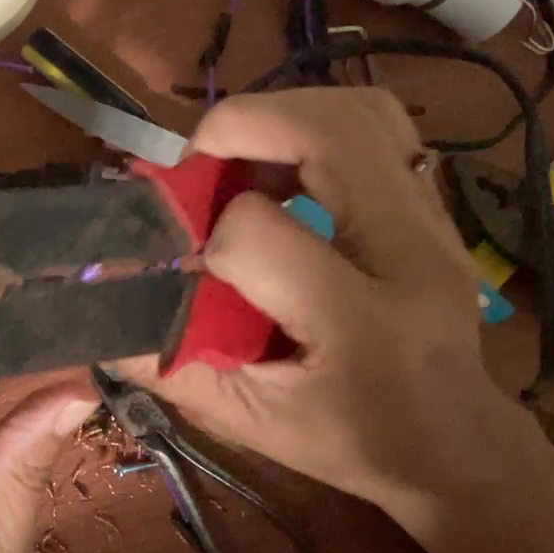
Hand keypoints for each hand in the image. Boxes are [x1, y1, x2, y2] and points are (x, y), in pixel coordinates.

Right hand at [113, 88, 538, 513]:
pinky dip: (312, 123)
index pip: (259, 232)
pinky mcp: (433, 202)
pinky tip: (277, 163)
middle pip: (330, 133)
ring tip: (234, 157)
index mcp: (363, 324)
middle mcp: (411, 254)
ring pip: (359, 111)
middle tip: (193, 162)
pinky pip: (375, 124)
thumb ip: (170, 363)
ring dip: (278, 115)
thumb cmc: (347, 437)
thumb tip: (99, 304)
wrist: (454, 441)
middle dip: (242, 126)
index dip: (203, 233)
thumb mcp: (248, 419)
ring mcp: (434, 220)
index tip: (184, 257)